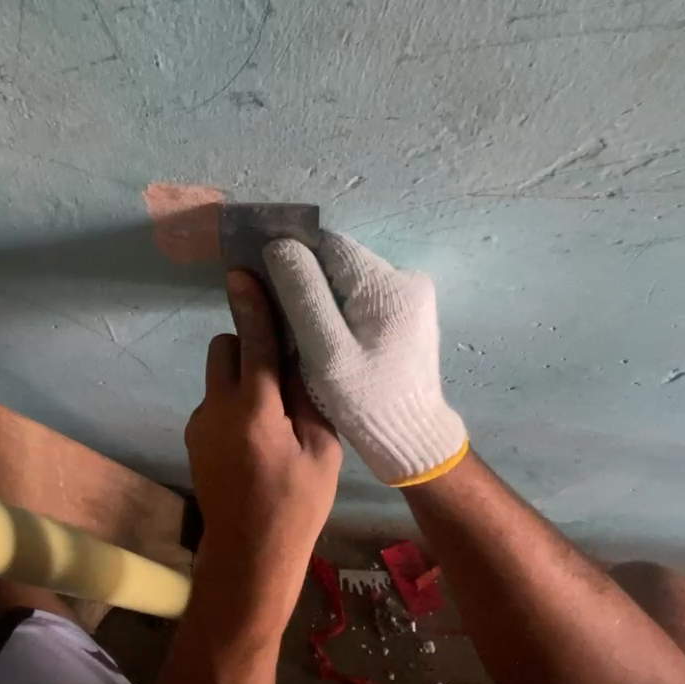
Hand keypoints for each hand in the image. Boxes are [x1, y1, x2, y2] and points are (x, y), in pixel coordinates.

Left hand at [183, 270, 342, 636]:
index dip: (252, 305)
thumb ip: (310, 399)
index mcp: (255, 410)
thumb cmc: (296, 507)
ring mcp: (199, 421)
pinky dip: (234, 402)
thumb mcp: (321, 453)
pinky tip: (255, 437)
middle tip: (280, 369)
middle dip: (249, 344)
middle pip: (225, 348)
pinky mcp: (193, 434)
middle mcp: (217, 407)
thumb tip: (299, 357)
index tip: (242, 272)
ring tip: (273, 415)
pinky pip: (215, 400)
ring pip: (219, 375)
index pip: (255, 343)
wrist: (247, 555)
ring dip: (243, 376)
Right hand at [263, 231, 468, 486]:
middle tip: (288, 322)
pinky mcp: (405, 312)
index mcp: (387, 283)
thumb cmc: (365, 398)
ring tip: (307, 334)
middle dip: (306, 282)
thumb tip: (278, 245)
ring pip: (345, 278)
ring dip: (320, 297)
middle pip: (336, 260)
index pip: (327, 245)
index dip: (294, 262)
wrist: (411, 438)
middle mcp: (404, 278)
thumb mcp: (325, 350)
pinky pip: (358, 295)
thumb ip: (301, 293)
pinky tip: (329, 339)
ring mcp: (408, 295)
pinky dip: (337, 309)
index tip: (273, 294)